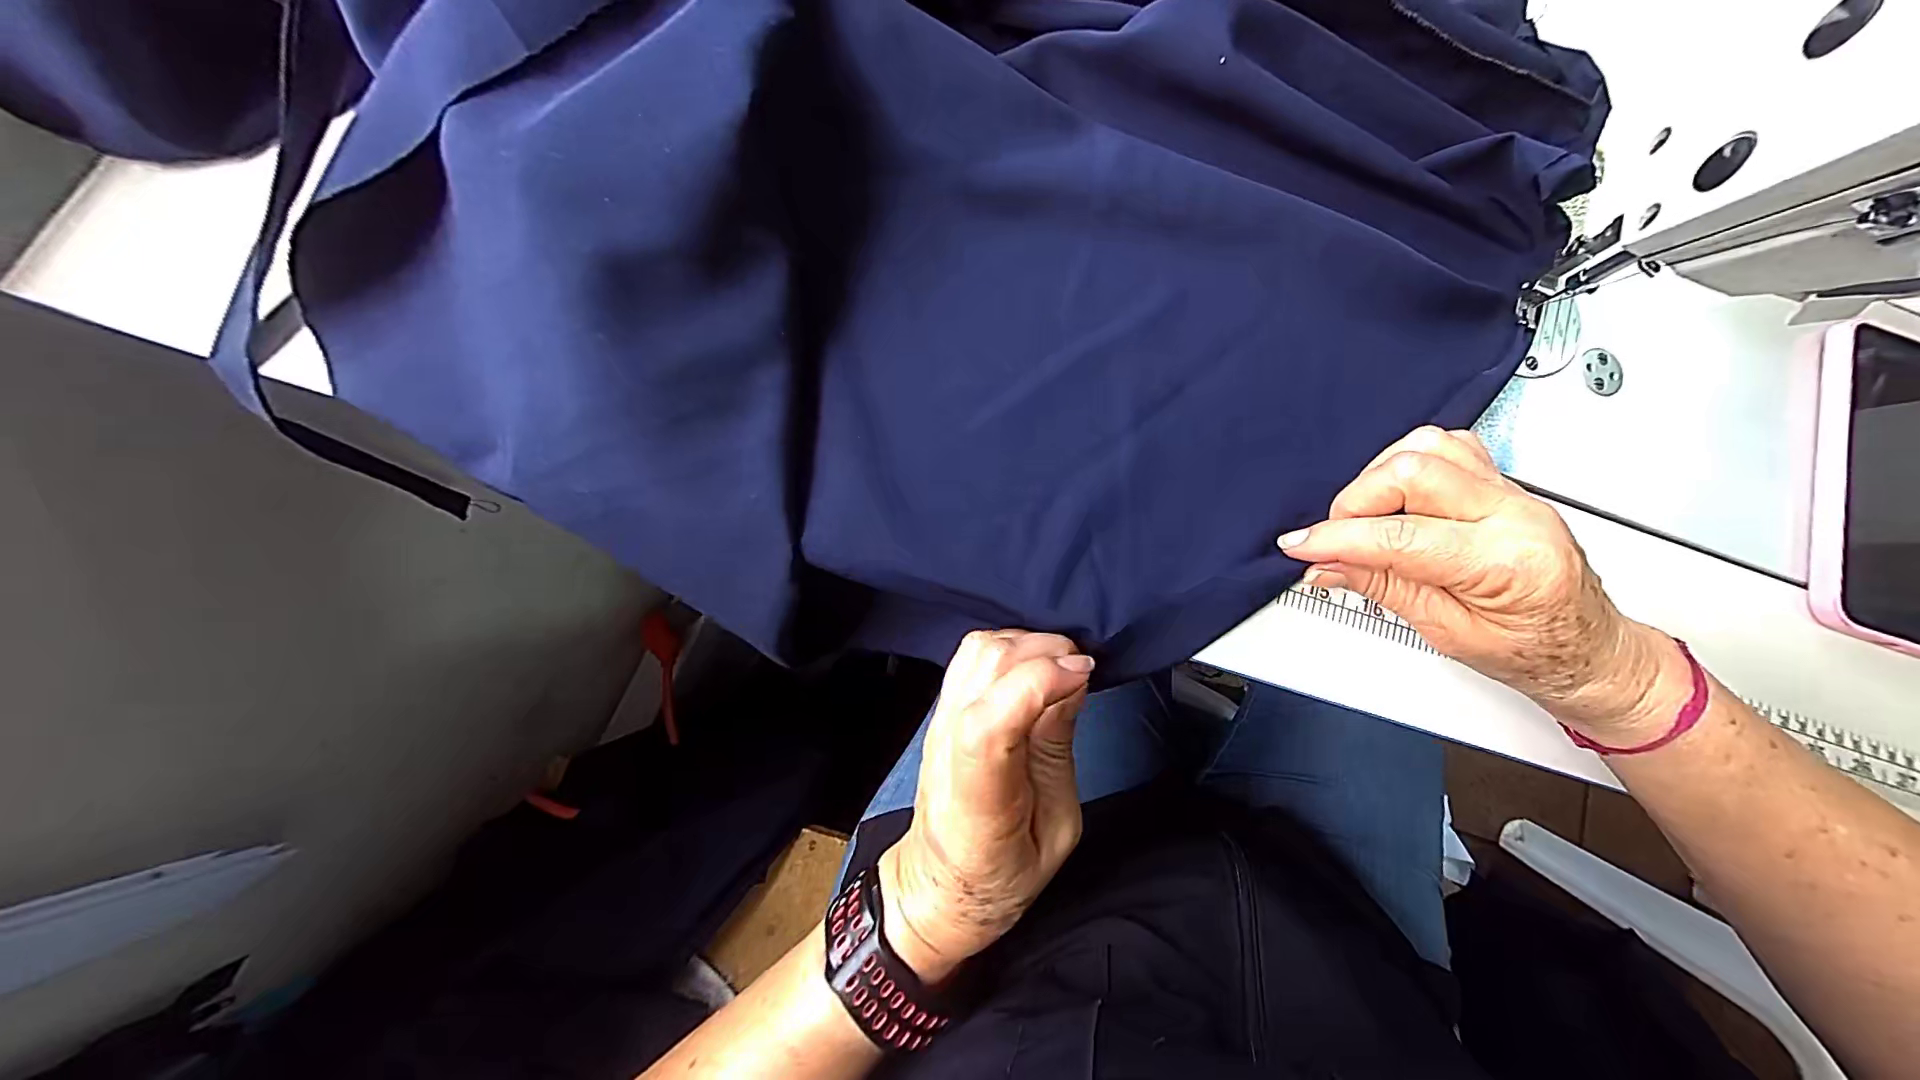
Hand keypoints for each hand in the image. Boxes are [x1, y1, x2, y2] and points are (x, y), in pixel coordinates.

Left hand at [879, 630, 1091, 983]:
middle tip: (1082, 671)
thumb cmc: (1000, 871)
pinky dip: (1009, 646)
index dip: (1039, 681)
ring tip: (1060, 668)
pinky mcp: (942, 708)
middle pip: (984, 667)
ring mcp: (939, 721)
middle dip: (1045, 650)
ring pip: (976, 649)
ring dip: (1027, 643)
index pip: (988, 721)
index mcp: (977, 798)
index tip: (1084, 673)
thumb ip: (1057, 751)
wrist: (939, 880)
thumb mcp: (1055, 830)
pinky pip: (971, 655)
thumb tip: (1070, 683)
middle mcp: (948, 747)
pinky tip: (1033, 668)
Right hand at [1276, 426, 1690, 744]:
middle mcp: (1516, 515)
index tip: (1301, 546)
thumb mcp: (1443, 631)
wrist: (1585, 648)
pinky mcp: (1503, 484)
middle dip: (1354, 503)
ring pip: (1428, 447)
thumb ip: (1380, 586)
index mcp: (1507, 562)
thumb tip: (1326, 564)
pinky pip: (1448, 447)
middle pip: (1412, 471)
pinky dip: (1406, 464)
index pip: (1399, 535)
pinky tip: (1393, 496)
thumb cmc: (1532, 651)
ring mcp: (1512, 493)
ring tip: (1363, 518)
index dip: (1336, 539)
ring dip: (1378, 478)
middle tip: (1333, 537)